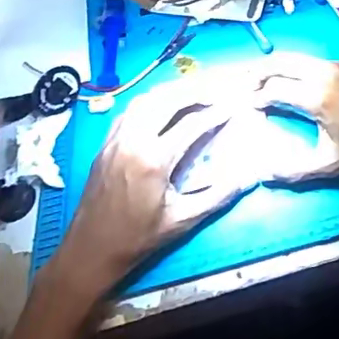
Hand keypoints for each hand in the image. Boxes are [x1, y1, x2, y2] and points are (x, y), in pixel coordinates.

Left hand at [47, 77, 255, 297]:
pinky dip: (151, 100)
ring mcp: (116, 137)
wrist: (90, 249)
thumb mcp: (182, 221)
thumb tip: (247, 177)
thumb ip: (216, 196)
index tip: (234, 104)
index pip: (192, 124)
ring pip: (147, 99)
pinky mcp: (106, 141)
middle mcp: (133, 140)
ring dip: (172, 91)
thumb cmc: (138, 239)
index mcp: (153, 159)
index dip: (216, 112)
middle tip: (218, 90)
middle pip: (168, 100)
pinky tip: (163, 104)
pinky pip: (130, 109)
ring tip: (194, 92)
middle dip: (196, 91)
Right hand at [233, 52, 338, 180]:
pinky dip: (287, 65)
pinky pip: (304, 59)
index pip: (273, 90)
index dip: (255, 98)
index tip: (244, 107)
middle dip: (255, 73)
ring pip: (291, 57)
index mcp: (316, 96)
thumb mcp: (332, 165)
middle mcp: (321, 73)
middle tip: (240, 85)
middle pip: (277, 63)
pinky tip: (284, 77)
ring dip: (270, 66)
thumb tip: (265, 174)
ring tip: (255, 80)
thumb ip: (296, 170)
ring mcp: (332, 65)